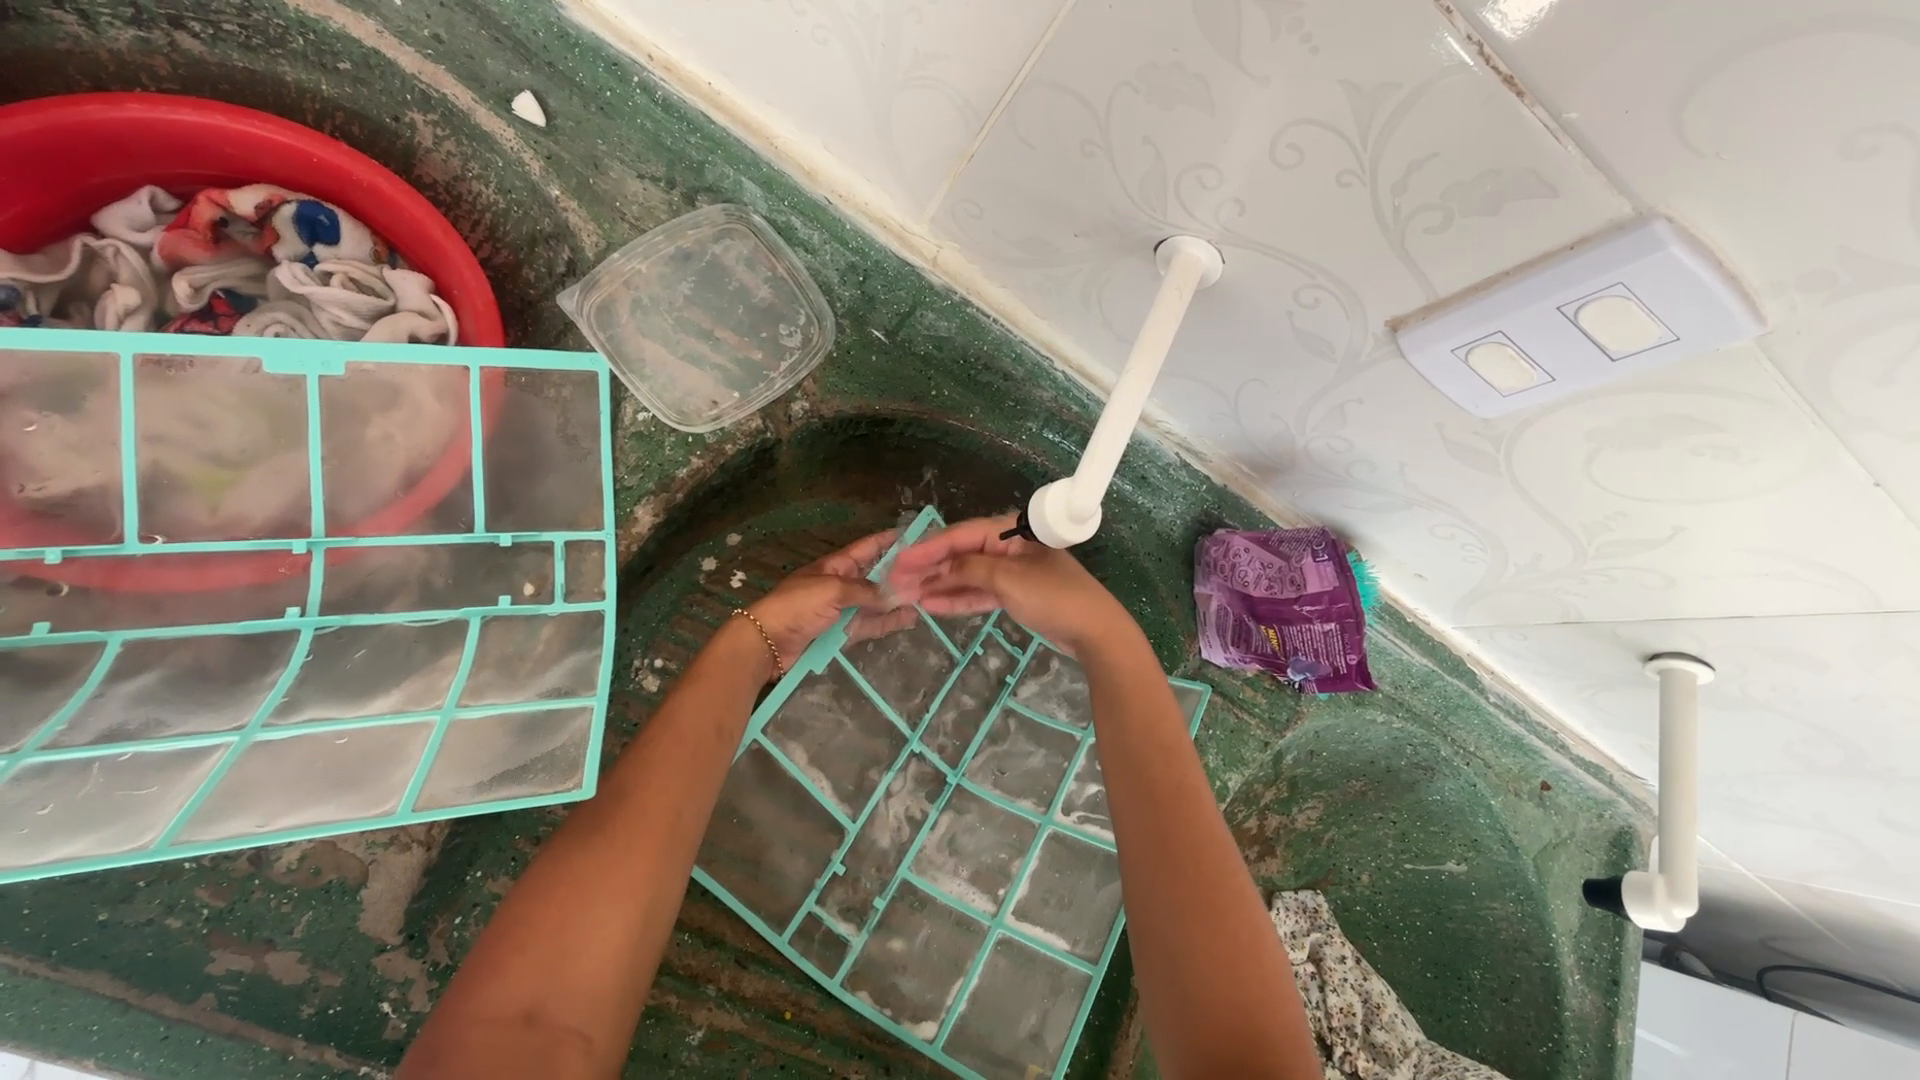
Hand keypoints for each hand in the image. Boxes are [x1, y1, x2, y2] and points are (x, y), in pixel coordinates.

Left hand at [744, 529, 917, 675]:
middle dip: (901, 575)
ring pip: (876, 602)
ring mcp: (843, 610)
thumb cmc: (797, 606)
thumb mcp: (832, 590)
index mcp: (836, 565)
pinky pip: (870, 624)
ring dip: (898, 600)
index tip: (917, 537)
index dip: (890, 541)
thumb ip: (866, 590)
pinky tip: (909, 619)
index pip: (868, 548)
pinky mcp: (843, 633)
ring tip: (926, 598)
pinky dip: (888, 622)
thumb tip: (895, 591)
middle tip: (931, 574)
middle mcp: (842, 584)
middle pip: (876, 576)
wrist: (768, 641)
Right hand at [886, 514, 1137, 656]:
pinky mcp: (1013, 595)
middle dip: (928, 568)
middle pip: (960, 554)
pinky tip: (931, 606)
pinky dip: (957, 600)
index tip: (899, 561)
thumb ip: (971, 570)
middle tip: (895, 582)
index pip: (961, 535)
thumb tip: (941, 568)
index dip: (928, 549)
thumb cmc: (1054, 597)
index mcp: (1010, 533)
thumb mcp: (1009, 580)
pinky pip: (978, 594)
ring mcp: (1010, 572)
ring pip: (966, 576)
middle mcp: (1008, 548)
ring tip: (906, 596)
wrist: (1094, 631)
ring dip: (938, 586)